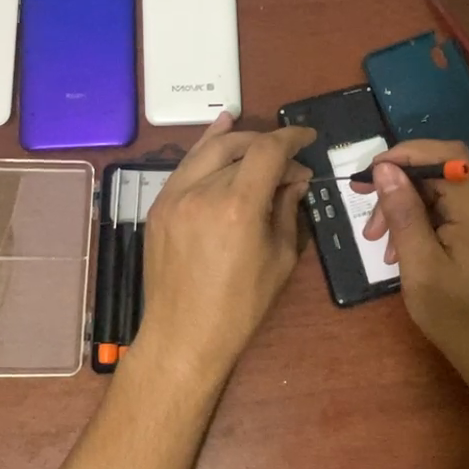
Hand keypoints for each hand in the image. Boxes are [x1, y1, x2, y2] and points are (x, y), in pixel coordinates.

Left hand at [135, 113, 315, 374]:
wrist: (184, 335)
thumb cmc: (241, 306)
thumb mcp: (280, 258)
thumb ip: (288, 210)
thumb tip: (295, 180)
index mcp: (238, 206)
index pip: (268, 150)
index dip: (292, 138)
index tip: (308, 138)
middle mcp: (203, 191)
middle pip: (240, 146)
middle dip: (269, 145)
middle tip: (289, 160)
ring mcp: (175, 197)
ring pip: (208, 150)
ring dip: (237, 138)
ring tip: (256, 133)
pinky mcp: (159, 207)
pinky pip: (185, 167)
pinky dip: (205, 149)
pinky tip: (219, 134)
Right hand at [357, 140, 468, 361]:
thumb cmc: (454, 313)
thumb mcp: (420, 265)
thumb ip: (403, 213)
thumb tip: (385, 169)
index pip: (447, 156)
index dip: (407, 154)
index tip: (371, 174)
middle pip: (440, 170)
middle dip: (398, 185)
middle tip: (365, 212)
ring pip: (438, 188)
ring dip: (403, 205)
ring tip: (376, 240)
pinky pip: (444, 206)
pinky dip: (417, 218)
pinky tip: (397, 247)